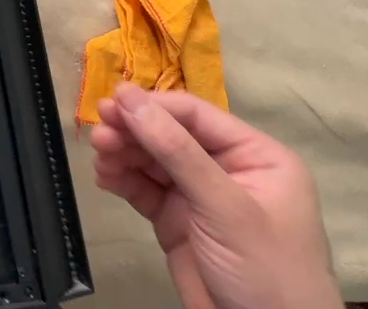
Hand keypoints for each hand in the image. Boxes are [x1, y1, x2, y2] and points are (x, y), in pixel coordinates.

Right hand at [92, 84, 341, 308]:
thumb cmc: (267, 271)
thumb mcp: (225, 208)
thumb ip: (176, 151)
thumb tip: (128, 97)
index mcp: (255, 158)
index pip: (195, 115)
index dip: (152, 106)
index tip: (111, 102)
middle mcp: (226, 169)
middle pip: (167, 133)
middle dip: (132, 131)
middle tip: (100, 133)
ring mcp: (199, 194)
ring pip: (150, 158)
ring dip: (121, 153)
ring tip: (100, 157)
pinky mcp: (175, 218)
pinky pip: (142, 186)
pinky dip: (120, 178)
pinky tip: (105, 177)